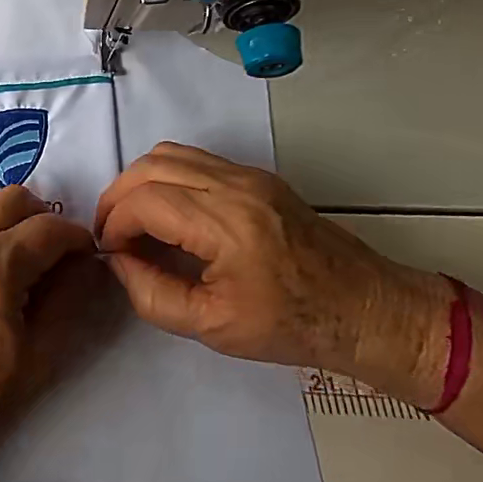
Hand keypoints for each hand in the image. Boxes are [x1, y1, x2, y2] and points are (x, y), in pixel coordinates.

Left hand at [0, 186, 94, 481]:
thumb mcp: (39, 349)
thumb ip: (67, 297)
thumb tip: (85, 264)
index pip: (50, 228)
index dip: (78, 238)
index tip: (87, 255)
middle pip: (13, 197)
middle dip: (43, 216)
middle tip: (54, 248)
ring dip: (6, 212)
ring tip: (19, 248)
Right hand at [92, 142, 453, 405]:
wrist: (371, 312)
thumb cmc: (292, 326)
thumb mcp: (210, 327)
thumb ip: (150, 294)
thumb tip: (118, 261)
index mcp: (226, 225)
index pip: (143, 202)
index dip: (114, 225)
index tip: (111, 252)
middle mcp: (235, 187)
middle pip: (148, 168)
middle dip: (116, 199)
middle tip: (112, 234)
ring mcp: (248, 176)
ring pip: (166, 155)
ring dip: (137, 183)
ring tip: (133, 219)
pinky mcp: (256, 176)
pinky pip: (191, 159)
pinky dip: (163, 177)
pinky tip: (166, 211)